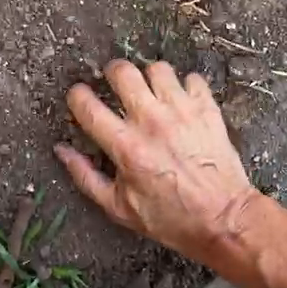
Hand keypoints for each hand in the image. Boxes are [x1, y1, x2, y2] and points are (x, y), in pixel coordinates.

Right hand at [55, 60, 262, 264]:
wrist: (224, 219)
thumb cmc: (171, 219)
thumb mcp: (120, 209)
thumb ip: (86, 177)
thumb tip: (62, 150)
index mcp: (125, 146)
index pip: (87, 105)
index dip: (77, 96)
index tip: (79, 97)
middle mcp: (151, 121)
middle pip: (122, 71)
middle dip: (112, 73)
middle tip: (115, 84)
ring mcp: (181, 111)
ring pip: (157, 69)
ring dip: (150, 78)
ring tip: (152, 92)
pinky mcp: (207, 109)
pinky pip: (192, 79)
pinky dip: (186, 87)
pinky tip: (182, 102)